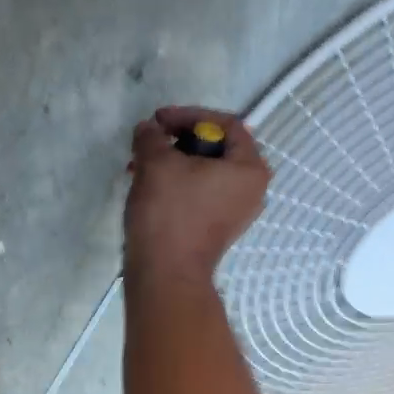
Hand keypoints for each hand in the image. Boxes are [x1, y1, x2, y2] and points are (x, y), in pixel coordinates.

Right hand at [124, 106, 269, 283]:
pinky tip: (151, 192)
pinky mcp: (214, 233)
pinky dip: (176, 189)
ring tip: (142, 170)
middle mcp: (250, 190)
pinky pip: (198, 198)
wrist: (164, 276)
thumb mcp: (156, 165)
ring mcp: (234, 215)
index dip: (188, 116)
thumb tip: (147, 129)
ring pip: (204, 176)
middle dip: (178, 144)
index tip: (156, 120)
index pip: (224, 124)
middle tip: (149, 146)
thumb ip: (152, 138)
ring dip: (172, 167)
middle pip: (215, 151)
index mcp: (250, 167)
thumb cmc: (169, 215)